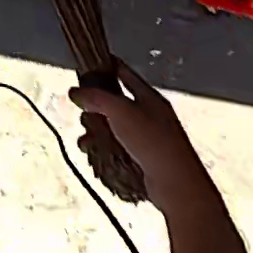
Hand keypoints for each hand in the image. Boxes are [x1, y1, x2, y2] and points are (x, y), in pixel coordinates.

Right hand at [69, 59, 187, 188]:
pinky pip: (117, 147)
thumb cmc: (151, 140)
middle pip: (114, 101)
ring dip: (96, 131)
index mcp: (148, 96)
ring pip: (113, 126)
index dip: (103, 66)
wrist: (179, 187)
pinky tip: (92, 154)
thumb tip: (73, 91)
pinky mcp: (143, 159)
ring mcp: (147, 138)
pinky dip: (103, 148)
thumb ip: (95, 97)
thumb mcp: (120, 110)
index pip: (122, 71)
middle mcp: (148, 113)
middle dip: (94, 107)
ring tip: (85, 141)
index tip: (83, 66)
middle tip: (82, 113)